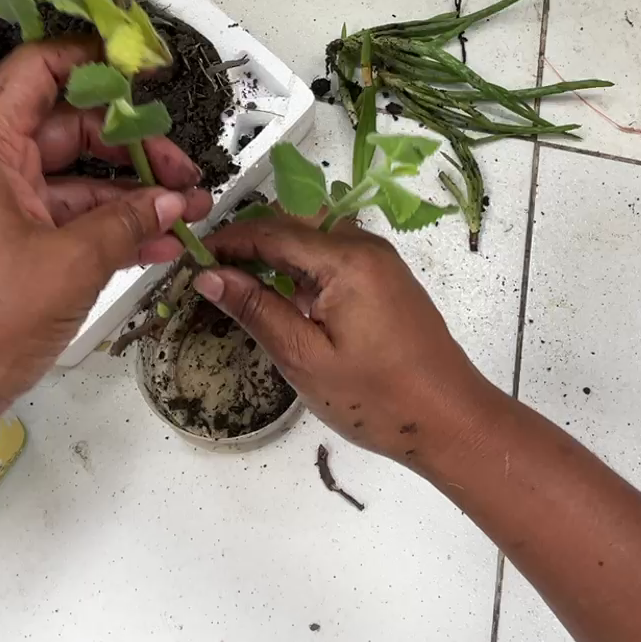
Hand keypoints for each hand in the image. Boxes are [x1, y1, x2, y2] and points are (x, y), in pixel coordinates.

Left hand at [0, 38, 212, 440]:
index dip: (90, 61)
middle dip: (133, 147)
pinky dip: (108, 232)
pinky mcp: (6, 253)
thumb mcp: (67, 263)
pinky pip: (65, 225)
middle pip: (68, 131)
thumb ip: (126, 222)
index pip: (35, 73)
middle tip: (185, 170)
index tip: (146, 71)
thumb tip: (173, 200)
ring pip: (74, 184)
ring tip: (187, 212)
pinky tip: (158, 247)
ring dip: (130, 197)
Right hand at [193, 214, 503, 467]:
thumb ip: (256, 309)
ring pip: (313, 235)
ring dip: (275, 250)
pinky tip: (283, 294)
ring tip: (238, 282)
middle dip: (249, 239)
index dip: (227, 240)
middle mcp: (364, 245)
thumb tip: (209, 275)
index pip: (272, 231)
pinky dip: (301, 264)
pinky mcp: (385, 277)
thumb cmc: (377, 398)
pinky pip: (333, 253)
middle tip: (210, 271)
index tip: (190, 257)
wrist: (450, 419)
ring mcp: (378, 259)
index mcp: (345, 258)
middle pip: (293, 222)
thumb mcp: (304, 358)